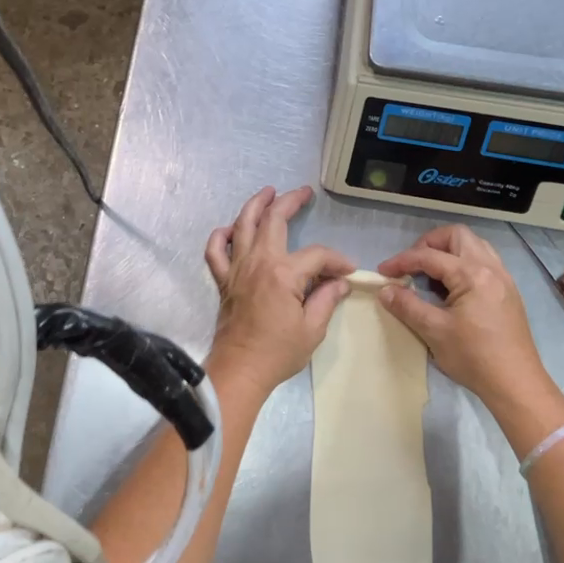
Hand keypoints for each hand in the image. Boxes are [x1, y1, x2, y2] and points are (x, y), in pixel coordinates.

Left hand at [204, 186, 354, 392]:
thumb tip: (340, 281)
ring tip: (268, 192)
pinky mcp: (223, 280)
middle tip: (303, 193)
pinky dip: (221, 236)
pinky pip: (215, 250)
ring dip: (255, 204)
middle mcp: (258, 262)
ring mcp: (236, 268)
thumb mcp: (312, 329)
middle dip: (290, 201)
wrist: (240, 370)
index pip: (316, 254)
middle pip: (273, 220)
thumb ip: (326, 299)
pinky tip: (231, 229)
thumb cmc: (277, 352)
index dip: (336, 259)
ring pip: (242, 225)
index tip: (348, 271)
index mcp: (283, 274)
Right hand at [377, 224, 555, 405]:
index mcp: (472, 274)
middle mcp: (491, 269)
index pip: (429, 256)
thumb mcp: (434, 331)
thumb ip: (407, 306)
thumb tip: (385, 290)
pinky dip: (464, 263)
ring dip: (449, 251)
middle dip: (429, 244)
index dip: (402, 261)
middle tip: (413, 265)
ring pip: (474, 246)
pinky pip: (484, 261)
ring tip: (432, 272)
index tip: (383, 272)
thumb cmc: (474, 357)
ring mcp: (503, 280)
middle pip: (457, 236)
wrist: (517, 386)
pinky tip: (452, 287)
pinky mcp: (508, 293)